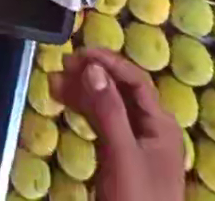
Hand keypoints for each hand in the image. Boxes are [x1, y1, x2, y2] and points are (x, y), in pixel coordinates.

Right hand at [54, 49, 184, 200]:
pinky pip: (101, 125)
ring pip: (108, 106)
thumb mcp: (122, 158)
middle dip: (91, 76)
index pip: (135, 81)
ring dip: (82, 92)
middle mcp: (150, 131)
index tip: (79, 54)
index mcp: (161, 126)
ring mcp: (135, 146)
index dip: (109, 63)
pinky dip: (83, 111)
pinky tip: (64, 102)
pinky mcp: (120, 160)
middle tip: (61, 66)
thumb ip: (109, 111)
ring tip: (53, 82)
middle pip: (120, 91)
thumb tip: (93, 68)